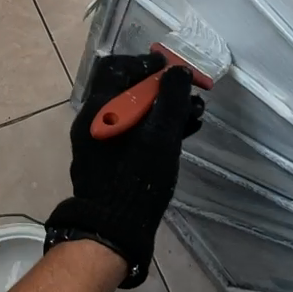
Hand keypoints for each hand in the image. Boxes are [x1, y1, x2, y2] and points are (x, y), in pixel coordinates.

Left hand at [46, 52, 204, 287]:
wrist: (114, 229)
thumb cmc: (136, 179)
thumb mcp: (160, 136)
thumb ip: (170, 99)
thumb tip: (177, 71)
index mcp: (99, 108)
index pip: (118, 67)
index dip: (146, 62)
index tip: (173, 68)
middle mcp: (95, 120)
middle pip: (129, 89)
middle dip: (163, 88)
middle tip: (190, 92)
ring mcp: (102, 141)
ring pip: (136, 112)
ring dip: (165, 108)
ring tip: (197, 113)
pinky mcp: (112, 160)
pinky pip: (136, 133)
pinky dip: (158, 128)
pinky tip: (187, 131)